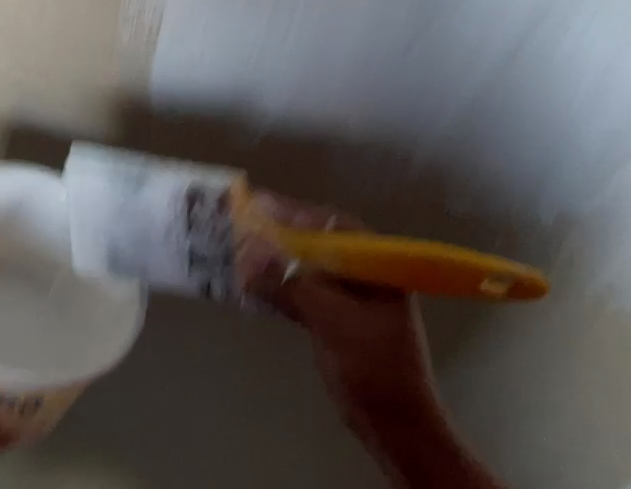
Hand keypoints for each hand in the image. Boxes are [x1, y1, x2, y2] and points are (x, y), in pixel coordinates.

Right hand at [237, 192, 436, 428]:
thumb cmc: (373, 364)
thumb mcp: (331, 319)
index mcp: (375, 264)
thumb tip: (245, 252)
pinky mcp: (333, 319)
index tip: (255, 204)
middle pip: (314, 242)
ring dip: (272, 260)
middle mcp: (362, 274)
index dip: (291, 212)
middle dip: (277, 233)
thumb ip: (289, 283)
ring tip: (236, 247)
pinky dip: (275, 287)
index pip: (329, 225)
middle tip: (239, 221)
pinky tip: (248, 283)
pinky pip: (299, 291)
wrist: (395, 425)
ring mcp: (348, 298)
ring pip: (303, 267)